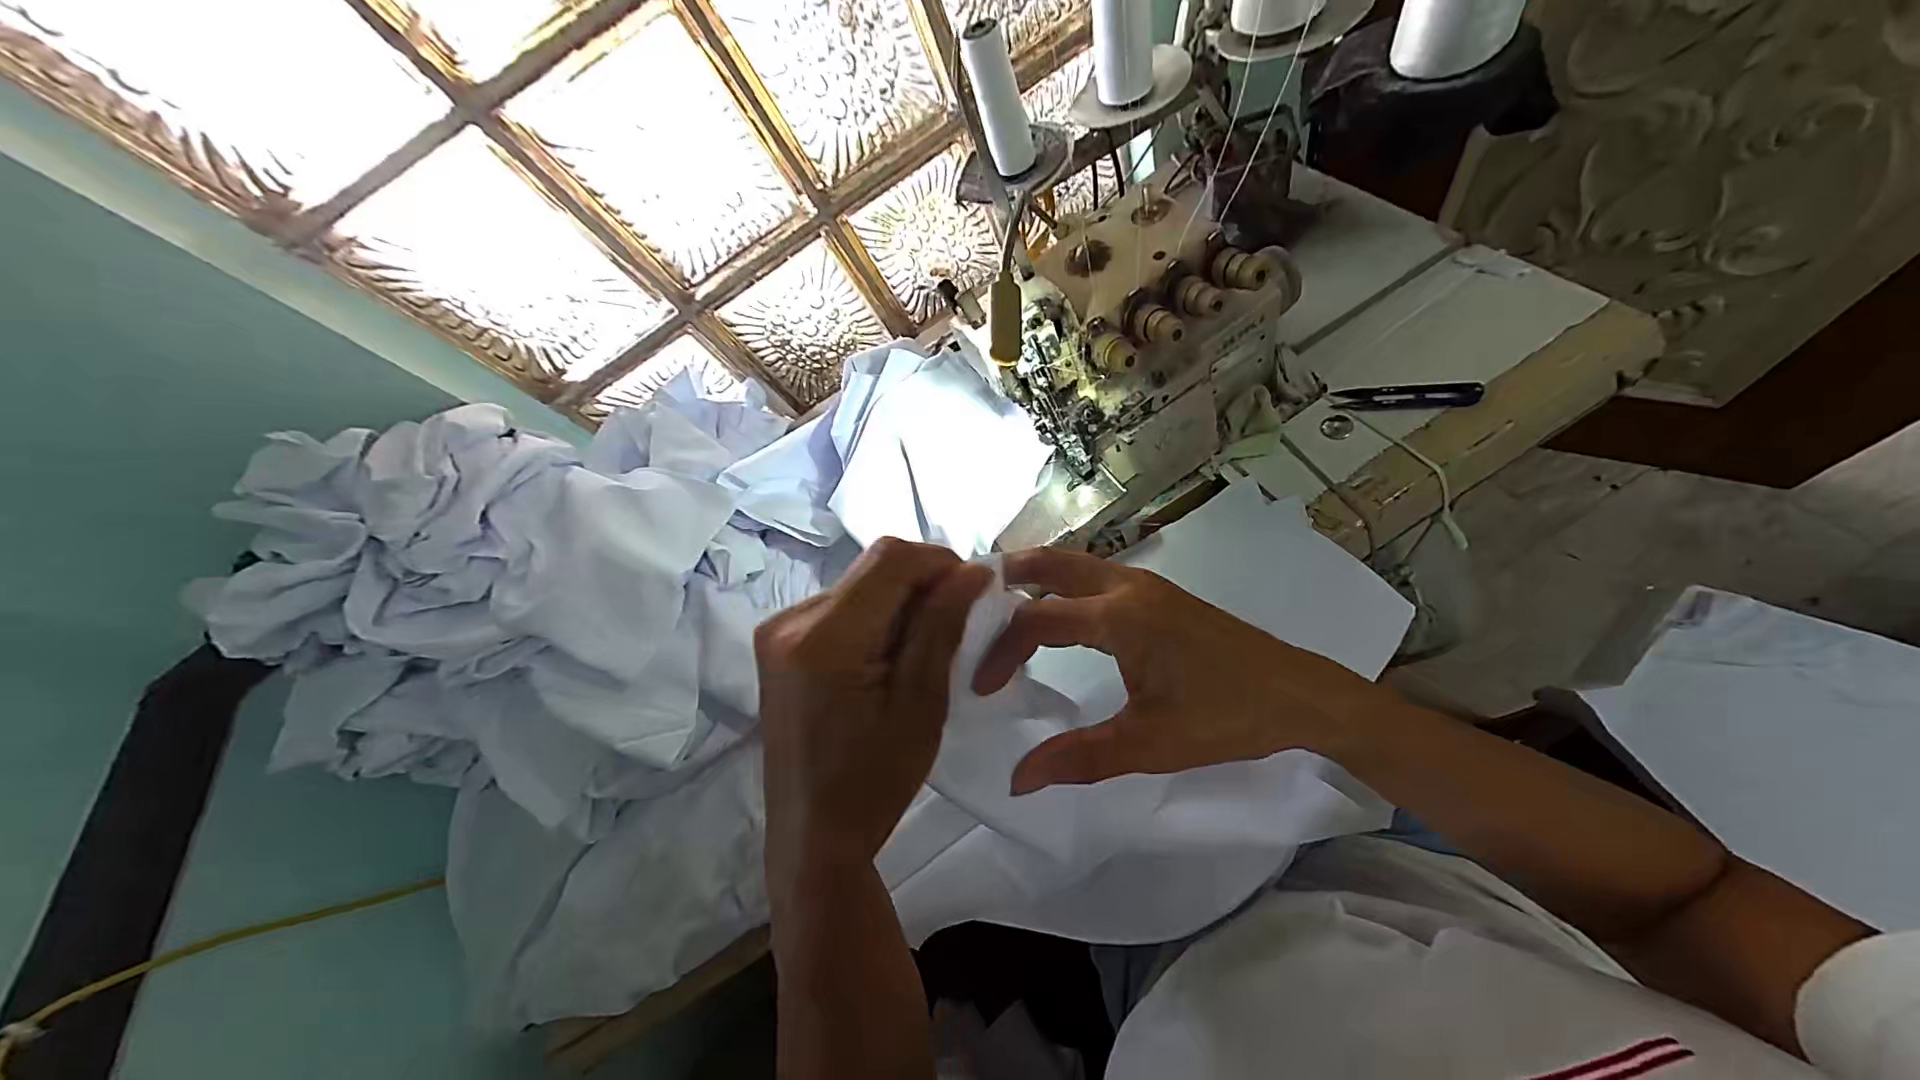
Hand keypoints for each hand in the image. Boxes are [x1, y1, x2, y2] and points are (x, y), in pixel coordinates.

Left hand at [757, 538, 991, 872]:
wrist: (812, 836)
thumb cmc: (874, 784)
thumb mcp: (921, 704)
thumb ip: (942, 627)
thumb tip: (973, 571)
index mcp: (823, 639)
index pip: (890, 560)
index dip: (940, 561)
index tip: (975, 588)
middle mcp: (790, 621)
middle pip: (872, 568)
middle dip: (923, 582)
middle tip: (959, 620)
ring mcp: (778, 631)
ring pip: (859, 585)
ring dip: (901, 600)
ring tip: (928, 644)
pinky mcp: (779, 644)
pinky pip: (841, 607)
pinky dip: (877, 617)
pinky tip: (892, 655)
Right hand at [974, 547, 1392, 793]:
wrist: (1300, 694)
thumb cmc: (1226, 717)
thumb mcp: (1150, 745)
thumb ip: (1079, 758)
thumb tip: (1018, 780)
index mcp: (1120, 616)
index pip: (1037, 618)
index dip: (1000, 648)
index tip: (982, 685)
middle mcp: (1127, 586)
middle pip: (1051, 562)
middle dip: (1006, 577)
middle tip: (969, 603)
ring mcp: (1146, 584)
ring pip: (1075, 563)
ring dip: (1036, 576)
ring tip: (1001, 606)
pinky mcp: (1158, 594)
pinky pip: (1095, 574)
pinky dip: (1063, 584)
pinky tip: (1057, 614)